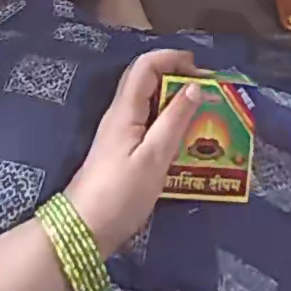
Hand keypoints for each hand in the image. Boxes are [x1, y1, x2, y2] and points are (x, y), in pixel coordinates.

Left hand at [63, 49, 203, 255]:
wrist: (83, 231)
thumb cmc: (120, 194)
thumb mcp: (154, 158)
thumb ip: (174, 120)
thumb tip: (195, 86)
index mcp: (125, 109)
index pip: (146, 65)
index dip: (172, 59)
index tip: (201, 70)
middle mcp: (121, 113)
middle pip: (147, 79)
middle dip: (178, 77)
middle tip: (208, 91)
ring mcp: (120, 131)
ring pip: (149, 101)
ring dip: (176, 100)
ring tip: (204, 113)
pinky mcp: (123, 149)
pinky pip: (148, 122)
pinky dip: (169, 121)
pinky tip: (186, 138)